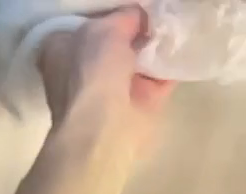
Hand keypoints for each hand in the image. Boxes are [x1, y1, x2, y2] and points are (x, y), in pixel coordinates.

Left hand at [38, 8, 172, 158]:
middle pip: (111, 43)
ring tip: (174, 19)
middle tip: (154, 10)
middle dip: (133, 29)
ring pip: (137, 60)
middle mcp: (80, 74)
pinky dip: (173, 63)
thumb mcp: (102, 27)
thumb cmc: (90, 72)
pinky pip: (160, 77)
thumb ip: (122, 17)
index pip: (79, 26)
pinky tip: (186, 42)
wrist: (104, 128)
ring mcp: (109, 93)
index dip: (102, 15)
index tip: (124, 5)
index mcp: (58, 54)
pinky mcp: (138, 106)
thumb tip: (138, 19)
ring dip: (156, 44)